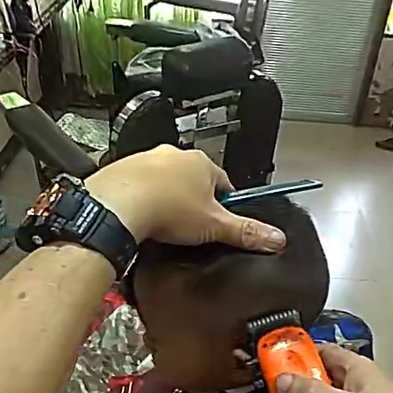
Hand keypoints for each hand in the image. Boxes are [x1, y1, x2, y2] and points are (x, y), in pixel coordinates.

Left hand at [85, 146, 285, 250]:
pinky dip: (142, 200)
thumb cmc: (165, 208)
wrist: (117, 205)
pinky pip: (139, 186)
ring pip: (164, 181)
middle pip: (193, 181)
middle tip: (193, 227)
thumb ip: (246, 232)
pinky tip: (143, 220)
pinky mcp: (122, 171)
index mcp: (202, 163)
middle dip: (194, 201)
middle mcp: (174, 155)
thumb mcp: (214, 225)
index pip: (224, 182)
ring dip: (167, 199)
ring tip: (165, 225)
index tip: (221, 220)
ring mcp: (146, 160)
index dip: (224, 204)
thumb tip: (275, 238)